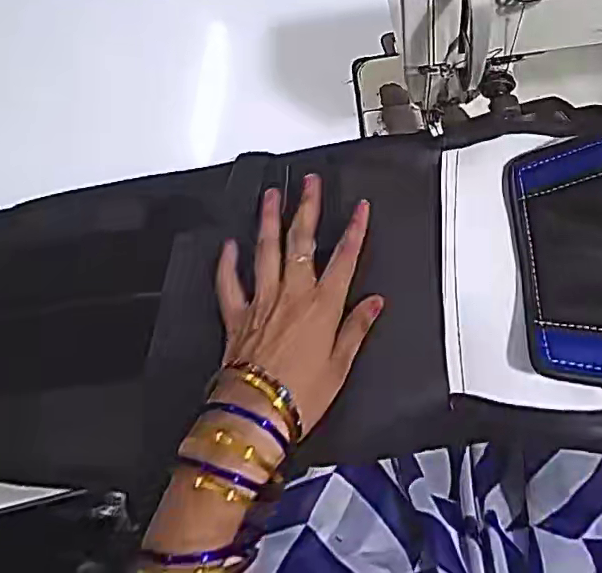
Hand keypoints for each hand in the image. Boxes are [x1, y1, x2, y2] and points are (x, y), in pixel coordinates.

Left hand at [214, 174, 384, 436]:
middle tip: (310, 183)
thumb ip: (357, 328)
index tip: (361, 208)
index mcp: (322, 306)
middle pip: (302, 241)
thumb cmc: (298, 397)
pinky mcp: (237, 317)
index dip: (355, 229)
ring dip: (269, 220)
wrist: (253, 418)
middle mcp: (292, 296)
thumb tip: (374, 304)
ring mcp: (263, 302)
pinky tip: (229, 246)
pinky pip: (230, 284)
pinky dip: (227, 263)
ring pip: (266, 250)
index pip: (345, 257)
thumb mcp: (341, 366)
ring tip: (272, 196)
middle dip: (308, 208)